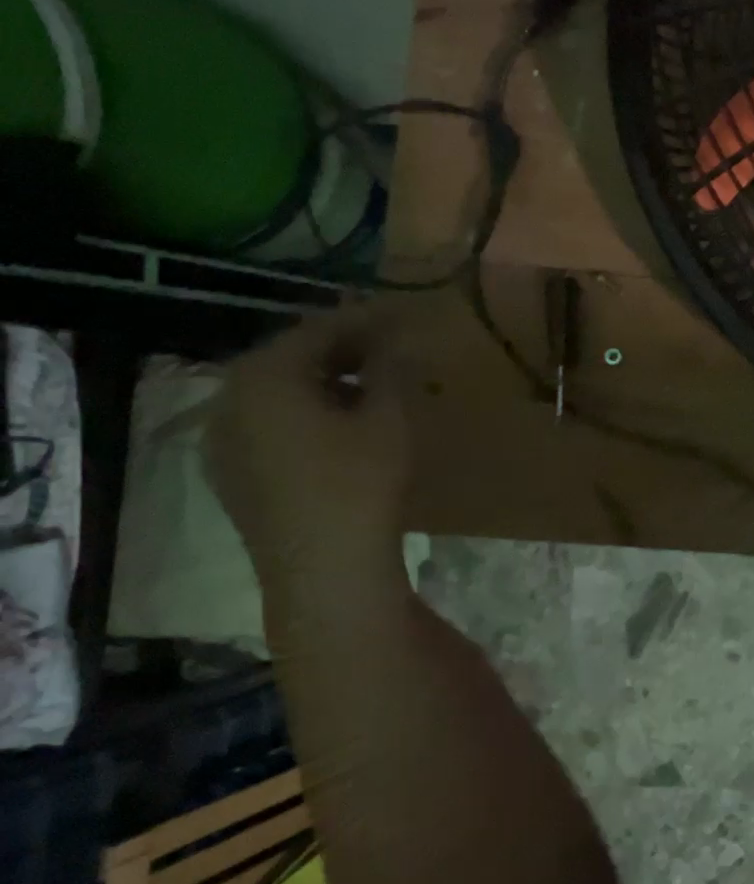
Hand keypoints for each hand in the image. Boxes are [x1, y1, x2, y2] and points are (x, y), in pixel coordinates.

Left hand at [206, 307, 411, 579]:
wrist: (322, 568)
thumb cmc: (359, 483)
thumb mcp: (389, 417)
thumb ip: (389, 370)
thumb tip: (394, 342)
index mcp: (264, 374)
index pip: (318, 329)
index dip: (364, 320)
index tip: (401, 315)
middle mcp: (228, 397)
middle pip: (289, 359)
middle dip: (339, 350)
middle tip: (387, 347)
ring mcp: (222, 438)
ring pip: (276, 394)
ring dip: (321, 383)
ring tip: (369, 387)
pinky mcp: (230, 473)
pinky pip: (267, 425)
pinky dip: (303, 414)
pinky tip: (339, 428)